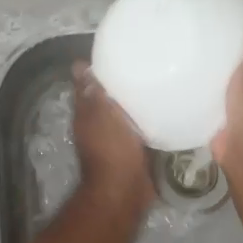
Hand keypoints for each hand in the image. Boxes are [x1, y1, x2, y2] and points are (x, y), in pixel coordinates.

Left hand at [71, 61, 153, 209]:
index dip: (96, 70)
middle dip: (120, 84)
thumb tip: (78, 65)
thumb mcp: (100, 115)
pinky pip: (141, 129)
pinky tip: (164, 108)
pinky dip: (148, 120)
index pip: (88, 86)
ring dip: (136, 102)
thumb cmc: (111, 149)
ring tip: (158, 81)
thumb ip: (92, 92)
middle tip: (143, 64)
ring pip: (125, 114)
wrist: (126, 189)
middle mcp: (98, 126)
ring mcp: (116, 140)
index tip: (115, 53)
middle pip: (107, 100)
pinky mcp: (134, 150)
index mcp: (86, 115)